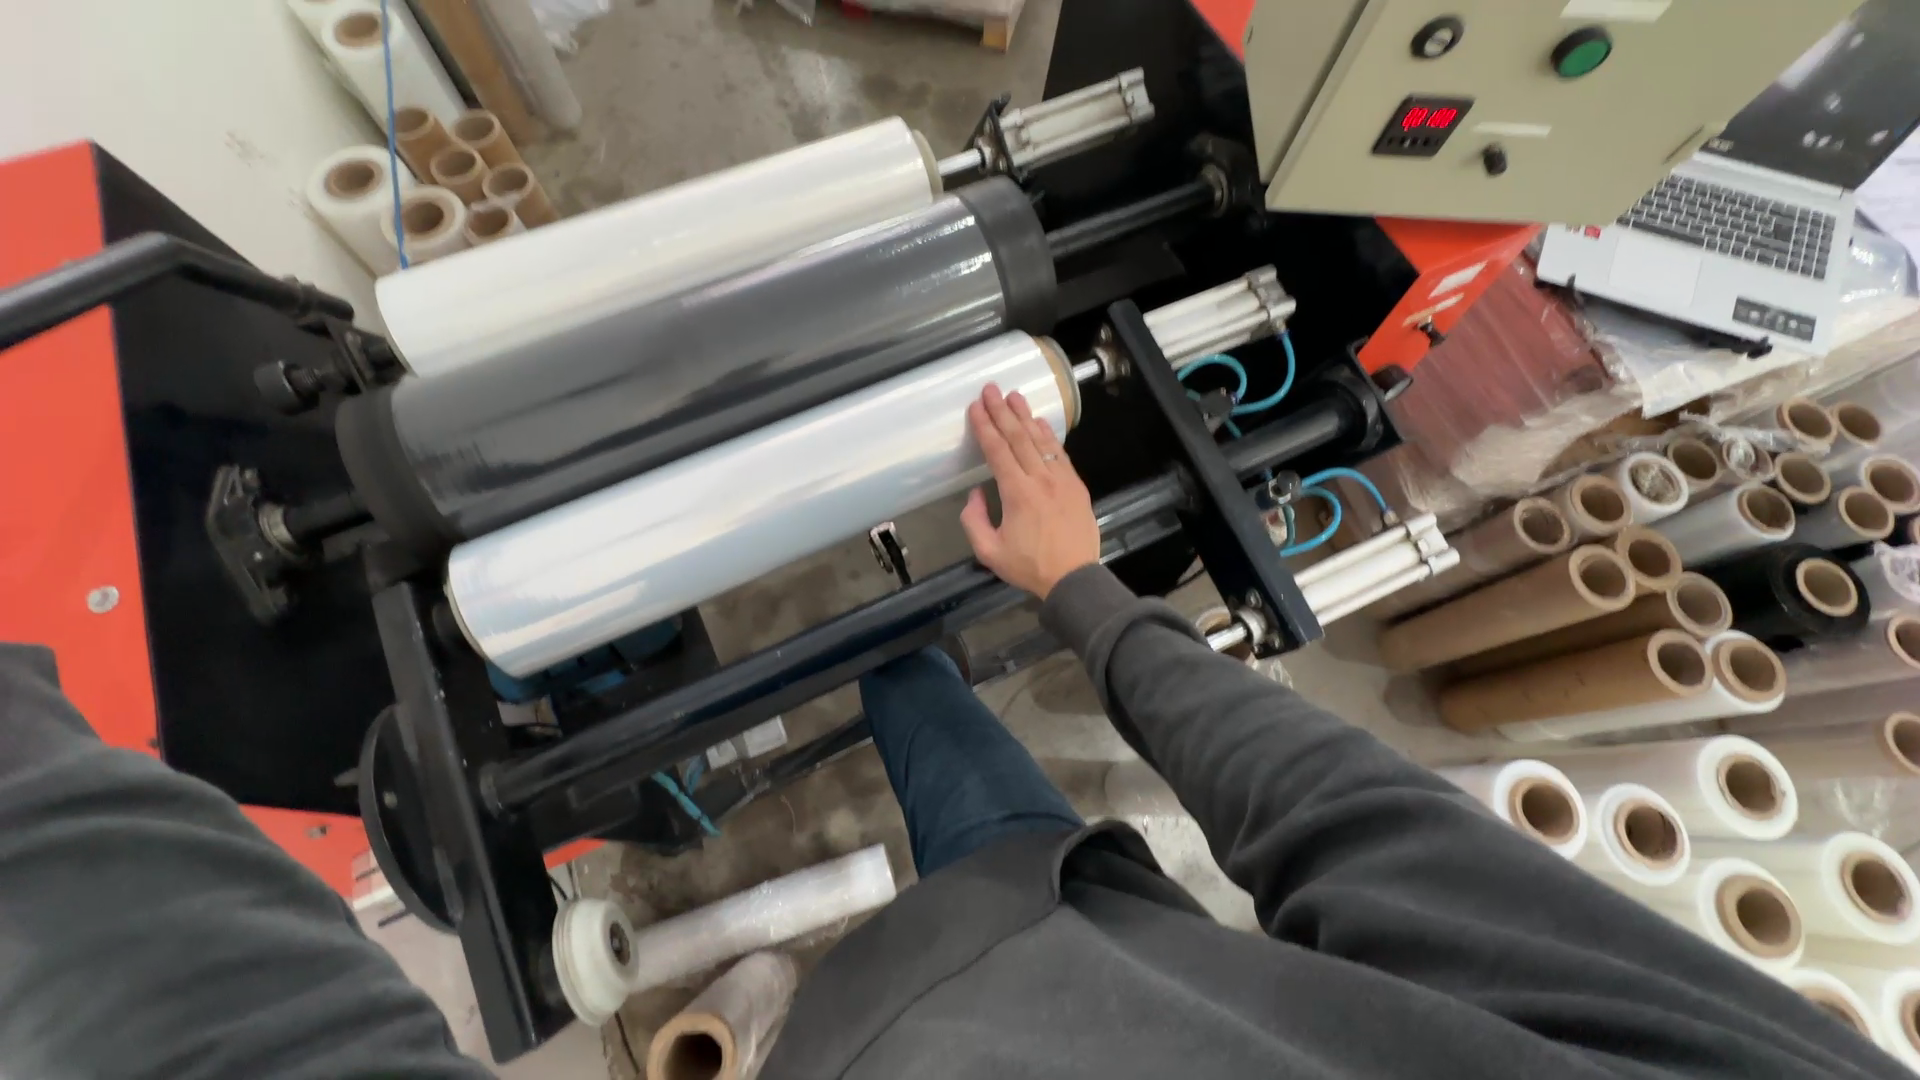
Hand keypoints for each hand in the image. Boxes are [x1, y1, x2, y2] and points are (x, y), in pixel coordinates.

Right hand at [960, 384, 1099, 598]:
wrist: (1073, 578)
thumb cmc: (1029, 567)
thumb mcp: (989, 551)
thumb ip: (974, 520)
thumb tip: (976, 493)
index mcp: (1017, 493)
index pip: (998, 451)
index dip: (985, 426)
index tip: (976, 406)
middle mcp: (1041, 479)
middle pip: (1019, 437)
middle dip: (1003, 411)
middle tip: (991, 389)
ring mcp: (1062, 481)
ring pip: (1041, 441)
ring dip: (1026, 416)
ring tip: (1014, 396)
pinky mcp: (1076, 486)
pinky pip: (1060, 454)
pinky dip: (1048, 435)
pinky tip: (1039, 423)